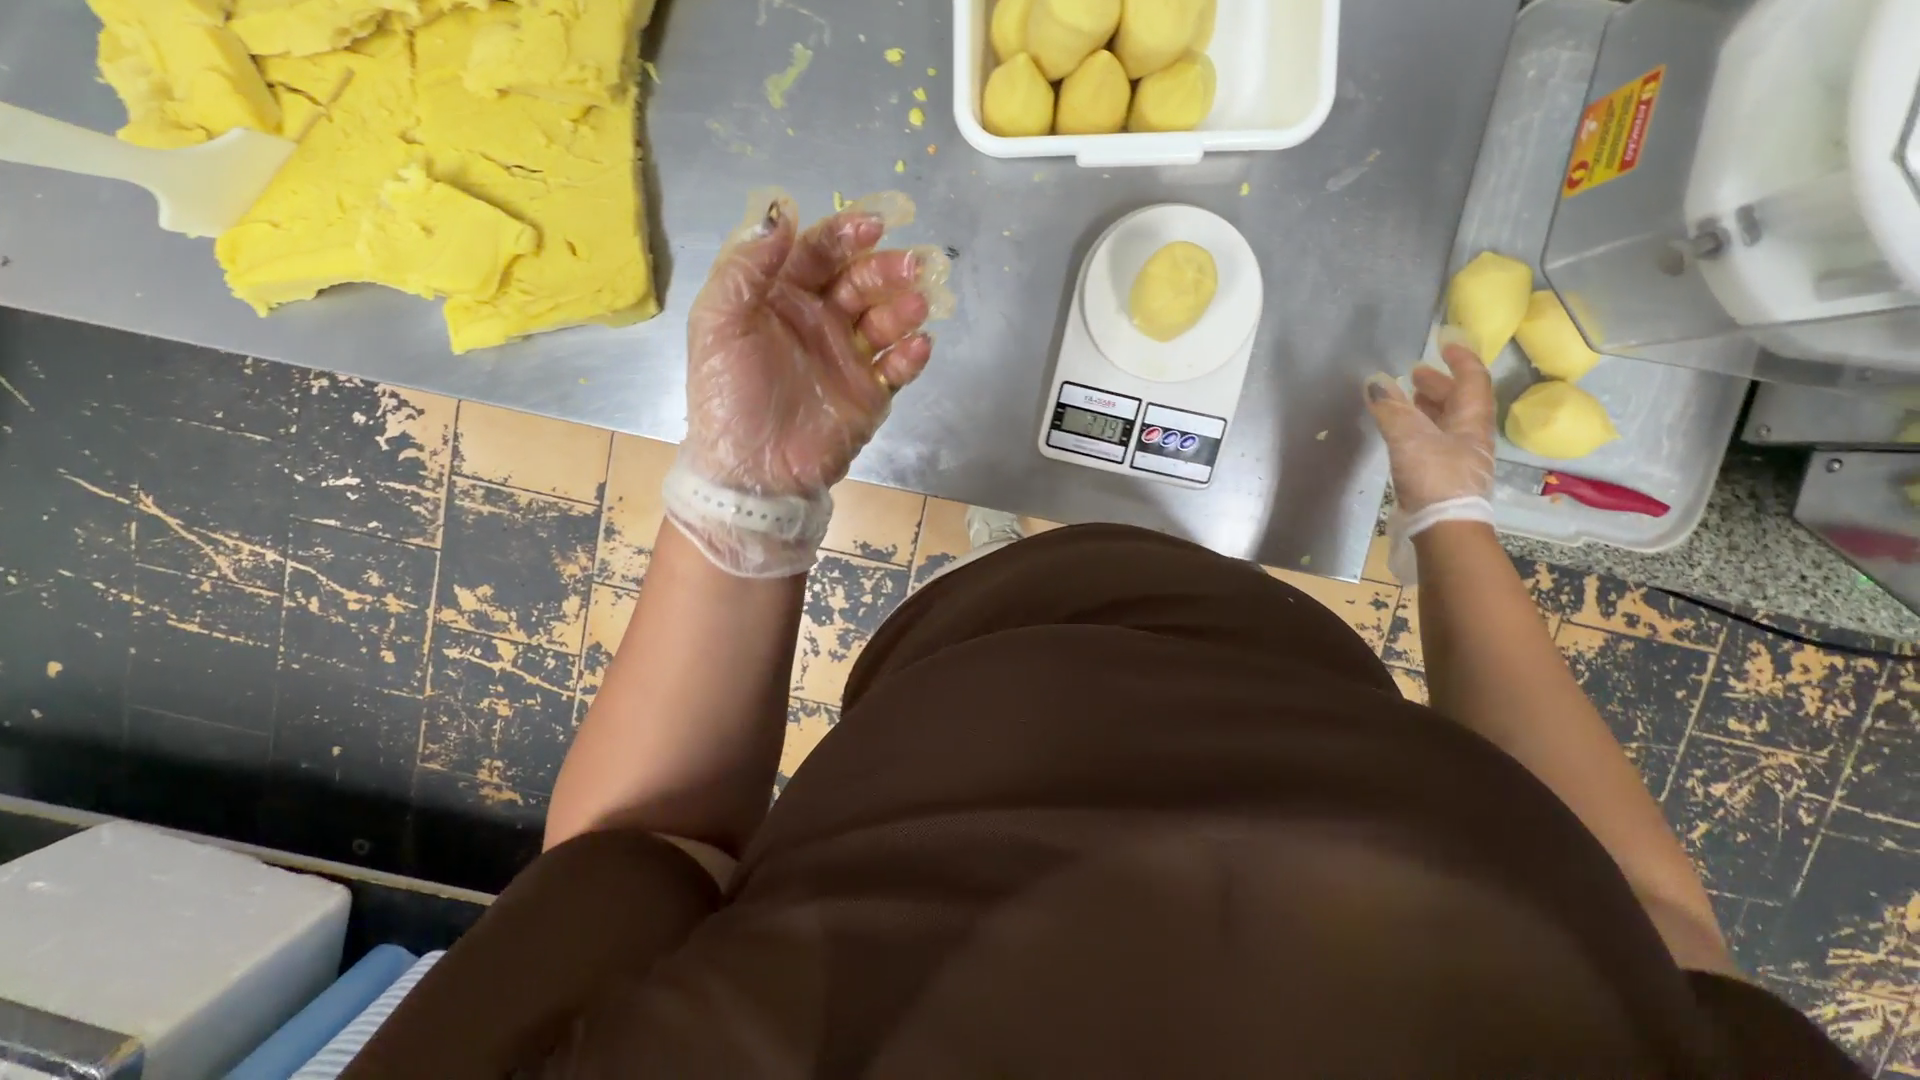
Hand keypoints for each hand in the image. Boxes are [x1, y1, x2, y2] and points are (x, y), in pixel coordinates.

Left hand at [667, 189, 950, 576]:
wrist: (752, 474)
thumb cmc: (729, 396)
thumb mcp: (719, 323)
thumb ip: (747, 266)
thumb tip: (782, 210)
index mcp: (780, 298)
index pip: (818, 252)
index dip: (846, 235)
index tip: (874, 225)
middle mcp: (817, 321)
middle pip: (860, 280)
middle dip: (887, 268)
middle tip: (913, 266)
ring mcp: (846, 358)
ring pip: (885, 319)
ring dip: (904, 307)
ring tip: (918, 306)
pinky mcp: (869, 394)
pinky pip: (897, 367)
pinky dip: (911, 355)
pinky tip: (917, 347)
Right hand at [1363, 329, 1498, 581]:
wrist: (1445, 528)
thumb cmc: (1435, 477)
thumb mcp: (1409, 437)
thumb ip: (1390, 409)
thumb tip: (1374, 381)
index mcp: (1471, 421)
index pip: (1473, 380)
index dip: (1461, 360)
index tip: (1445, 344)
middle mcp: (1471, 437)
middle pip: (1460, 402)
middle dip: (1439, 385)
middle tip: (1416, 374)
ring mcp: (1460, 459)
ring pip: (1447, 423)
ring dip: (1430, 407)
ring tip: (1408, 399)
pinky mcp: (1445, 477)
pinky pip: (1435, 442)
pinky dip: (1421, 429)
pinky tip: (1406, 433)